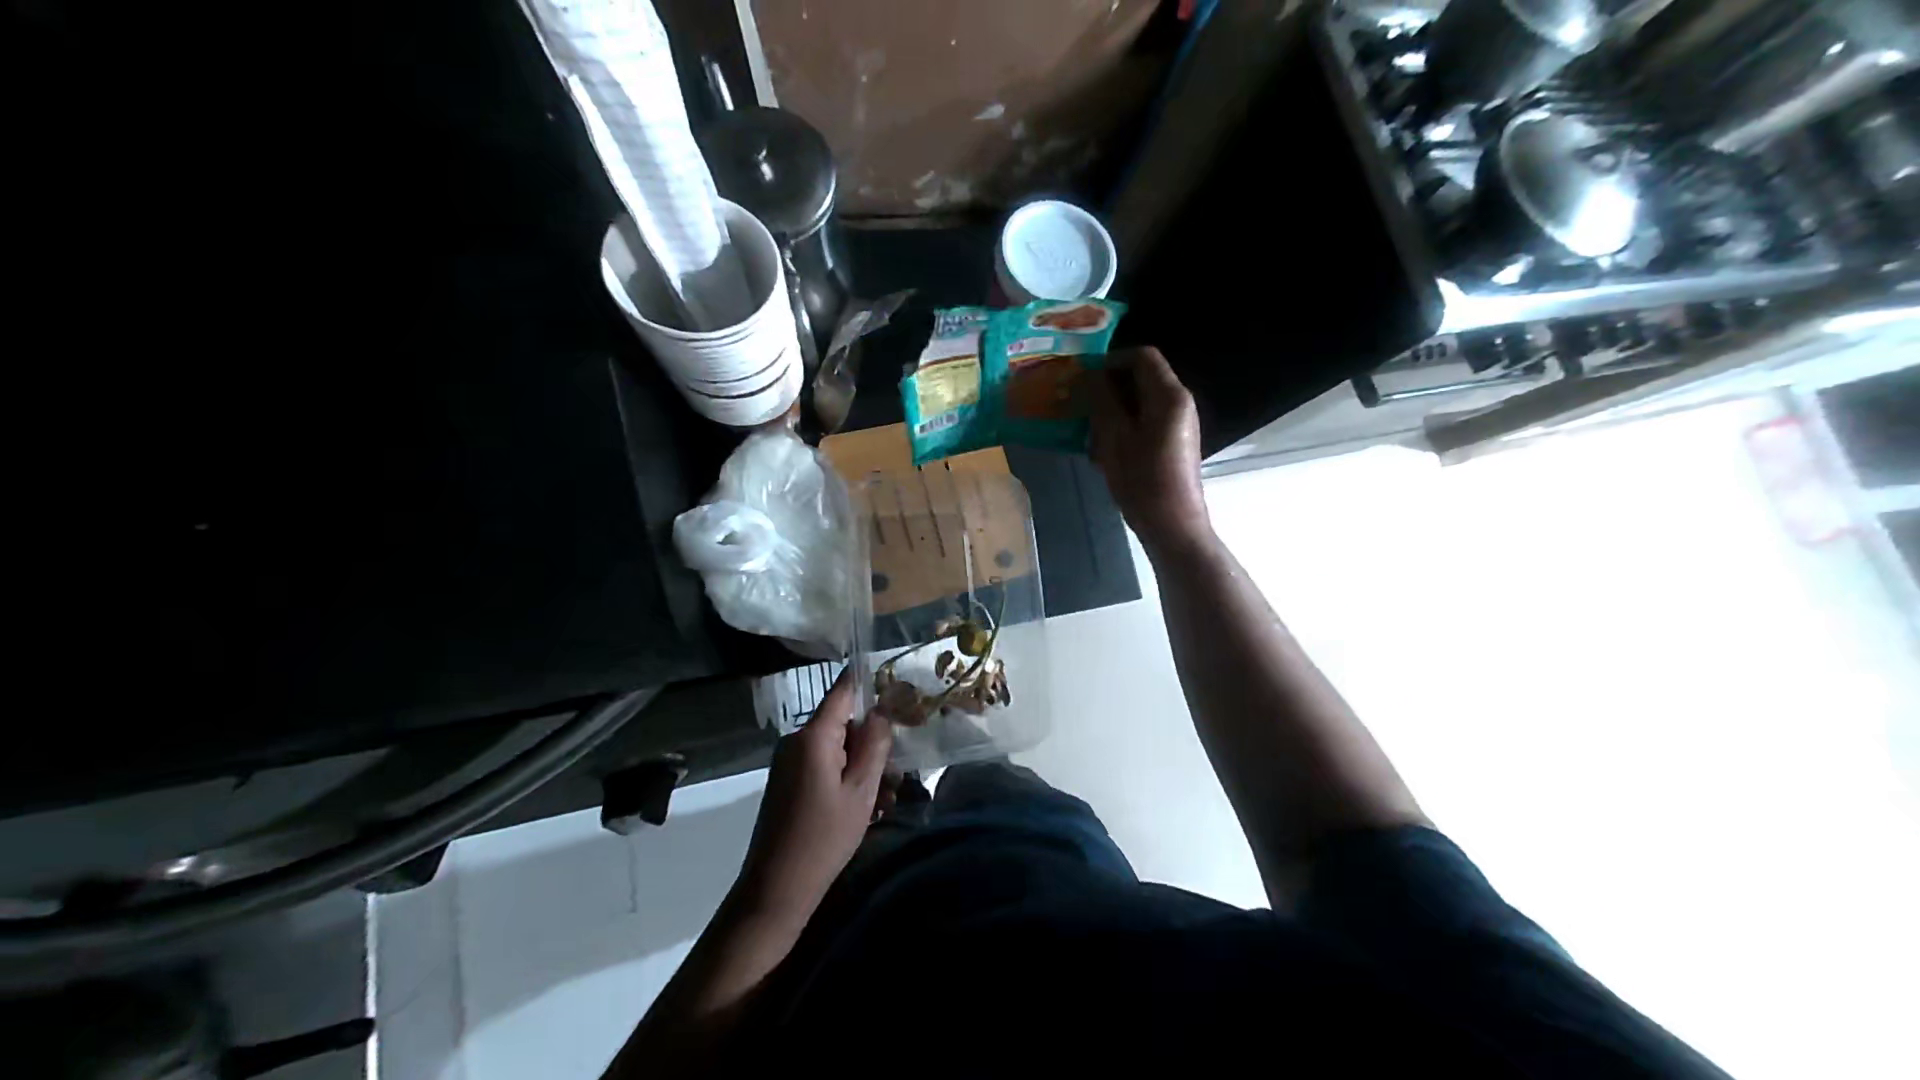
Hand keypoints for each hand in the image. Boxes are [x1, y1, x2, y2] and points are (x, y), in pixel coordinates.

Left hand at [735, 670, 891, 926]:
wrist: (777, 888)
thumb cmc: (825, 836)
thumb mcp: (861, 789)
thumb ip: (875, 744)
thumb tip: (882, 710)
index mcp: (813, 736)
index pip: (843, 690)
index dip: (870, 683)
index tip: (899, 683)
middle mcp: (797, 741)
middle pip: (844, 724)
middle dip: (873, 744)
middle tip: (899, 774)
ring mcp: (790, 763)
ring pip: (838, 750)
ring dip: (864, 769)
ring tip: (886, 801)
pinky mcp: (790, 783)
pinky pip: (825, 768)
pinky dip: (847, 781)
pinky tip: (866, 809)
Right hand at [1089, 346, 1209, 551]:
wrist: (1172, 525)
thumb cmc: (1142, 480)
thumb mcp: (1114, 437)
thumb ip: (1102, 400)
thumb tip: (1090, 374)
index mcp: (1169, 395)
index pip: (1142, 356)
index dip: (1110, 360)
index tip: (1082, 376)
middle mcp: (1179, 403)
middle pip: (1141, 378)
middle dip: (1107, 387)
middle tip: (1077, 402)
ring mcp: (1178, 423)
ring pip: (1140, 401)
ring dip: (1111, 410)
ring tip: (1085, 429)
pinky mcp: (1172, 443)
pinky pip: (1145, 421)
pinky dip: (1122, 426)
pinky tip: (1101, 450)